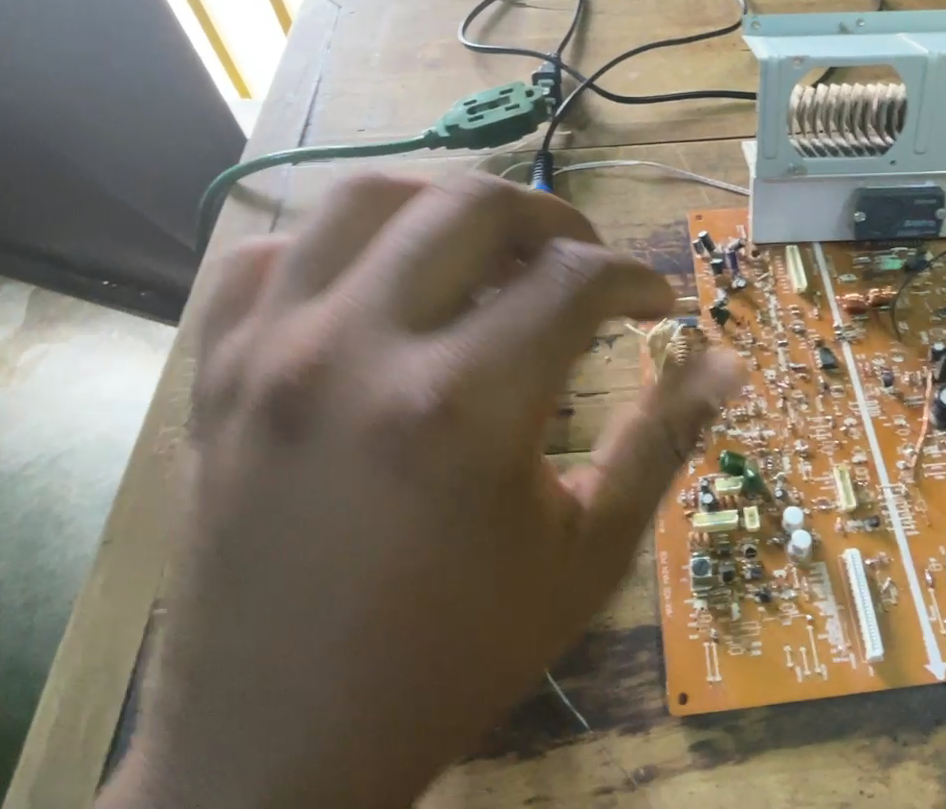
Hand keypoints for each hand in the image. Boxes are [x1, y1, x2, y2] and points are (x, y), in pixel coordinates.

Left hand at [100, 173, 741, 808]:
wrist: (281, 746)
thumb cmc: (454, 655)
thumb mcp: (585, 555)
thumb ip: (661, 441)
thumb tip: (729, 361)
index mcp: (463, 403)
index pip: (575, 280)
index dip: (633, 280)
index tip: (650, 304)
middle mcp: (358, 348)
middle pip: (474, 206)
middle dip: (553, 218)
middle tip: (580, 262)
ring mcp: (271, 351)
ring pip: (362, 200)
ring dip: (443, 206)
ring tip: (483, 250)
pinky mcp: (216, 373)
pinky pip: (267, 256)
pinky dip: (335, 250)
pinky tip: (373, 287)